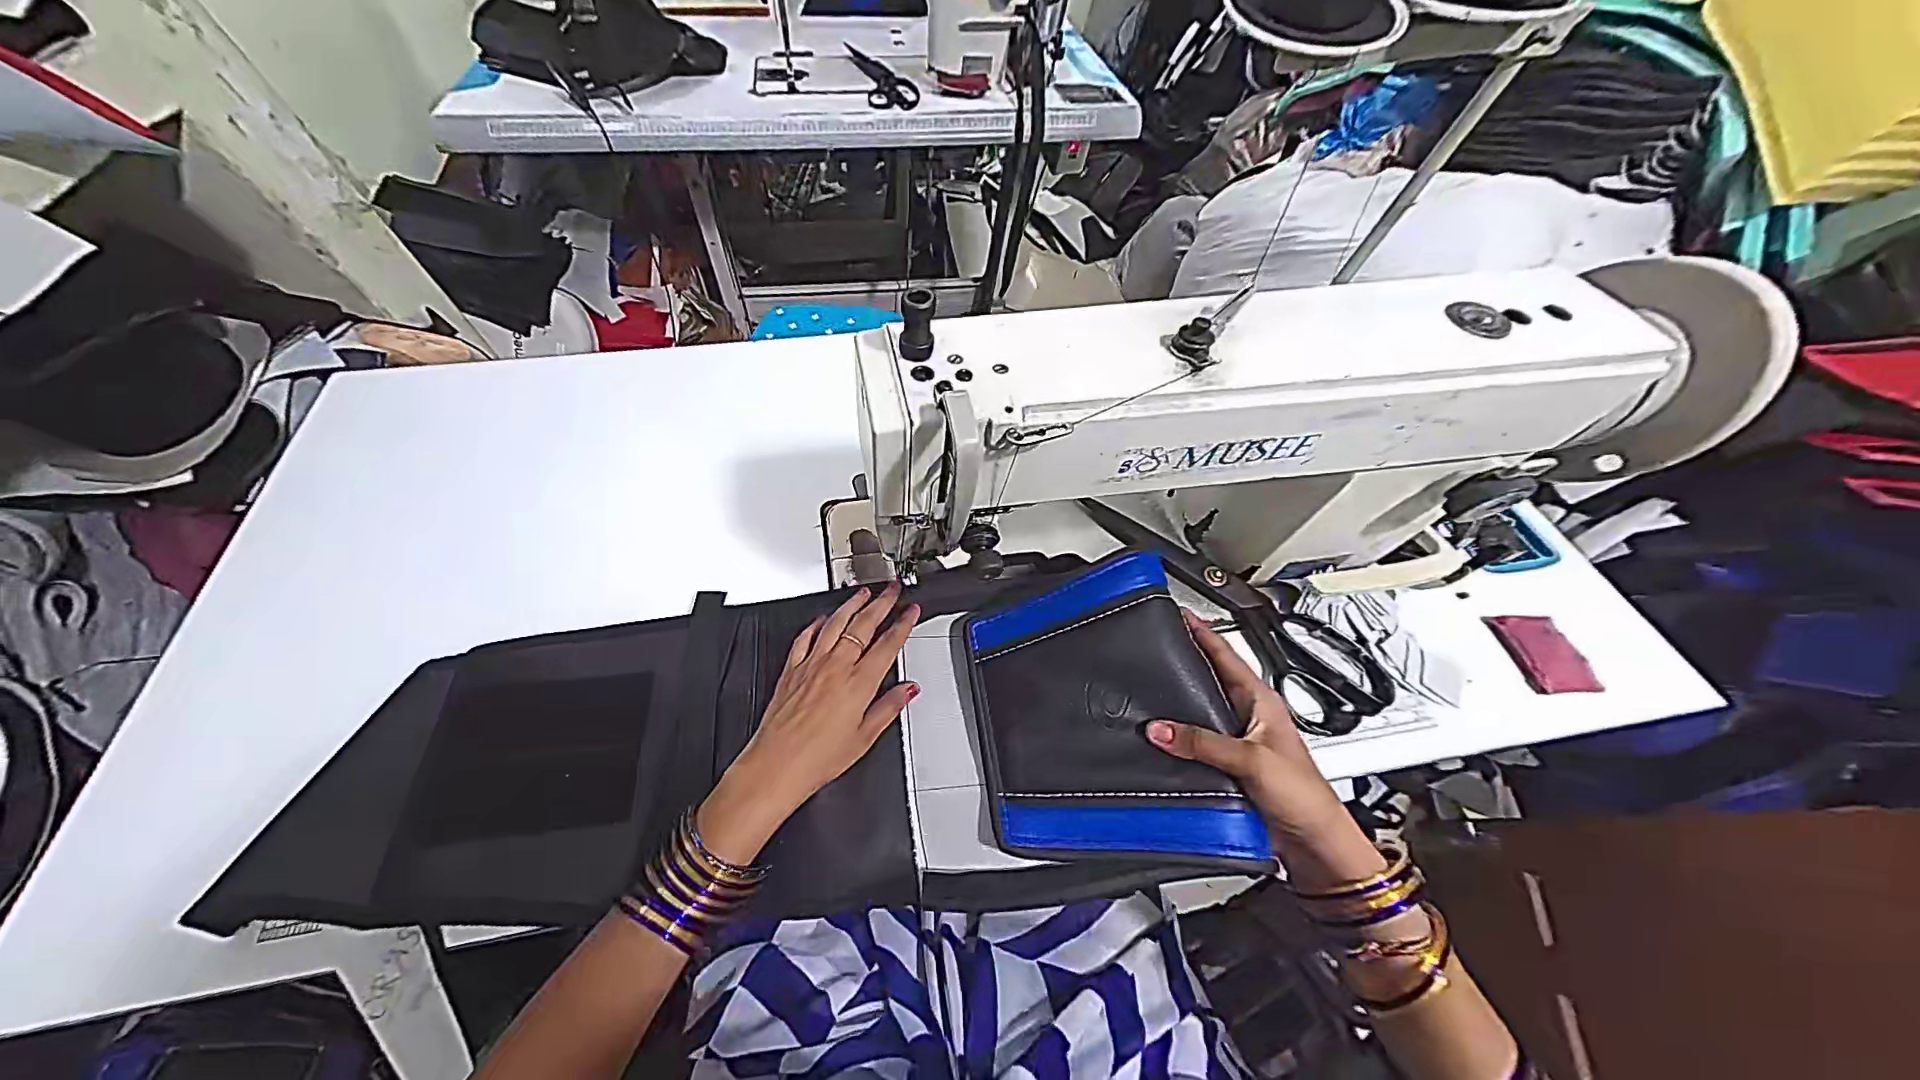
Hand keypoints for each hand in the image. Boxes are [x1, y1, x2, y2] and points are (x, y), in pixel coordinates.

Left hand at [696, 585, 920, 862]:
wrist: (775, 765)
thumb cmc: (816, 759)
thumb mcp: (864, 738)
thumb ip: (889, 707)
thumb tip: (908, 690)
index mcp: (858, 684)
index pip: (887, 644)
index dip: (903, 623)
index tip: (911, 610)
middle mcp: (835, 668)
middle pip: (863, 624)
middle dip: (882, 603)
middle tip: (892, 589)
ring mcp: (811, 665)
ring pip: (835, 623)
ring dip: (852, 604)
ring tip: (863, 593)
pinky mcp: (791, 670)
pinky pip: (806, 637)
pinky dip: (818, 623)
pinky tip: (823, 618)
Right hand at [1147, 609, 1383, 886]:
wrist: (1317, 843)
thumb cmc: (1306, 797)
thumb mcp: (1251, 760)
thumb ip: (1203, 742)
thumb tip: (1160, 728)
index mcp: (1262, 702)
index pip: (1227, 655)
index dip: (1204, 633)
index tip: (1181, 615)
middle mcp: (1250, 716)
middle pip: (1212, 679)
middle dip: (1186, 661)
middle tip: (1161, 644)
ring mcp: (1241, 741)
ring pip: (1203, 712)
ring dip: (1181, 703)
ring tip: (1155, 685)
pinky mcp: (1232, 765)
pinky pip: (1199, 742)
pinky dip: (1181, 737)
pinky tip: (1165, 738)